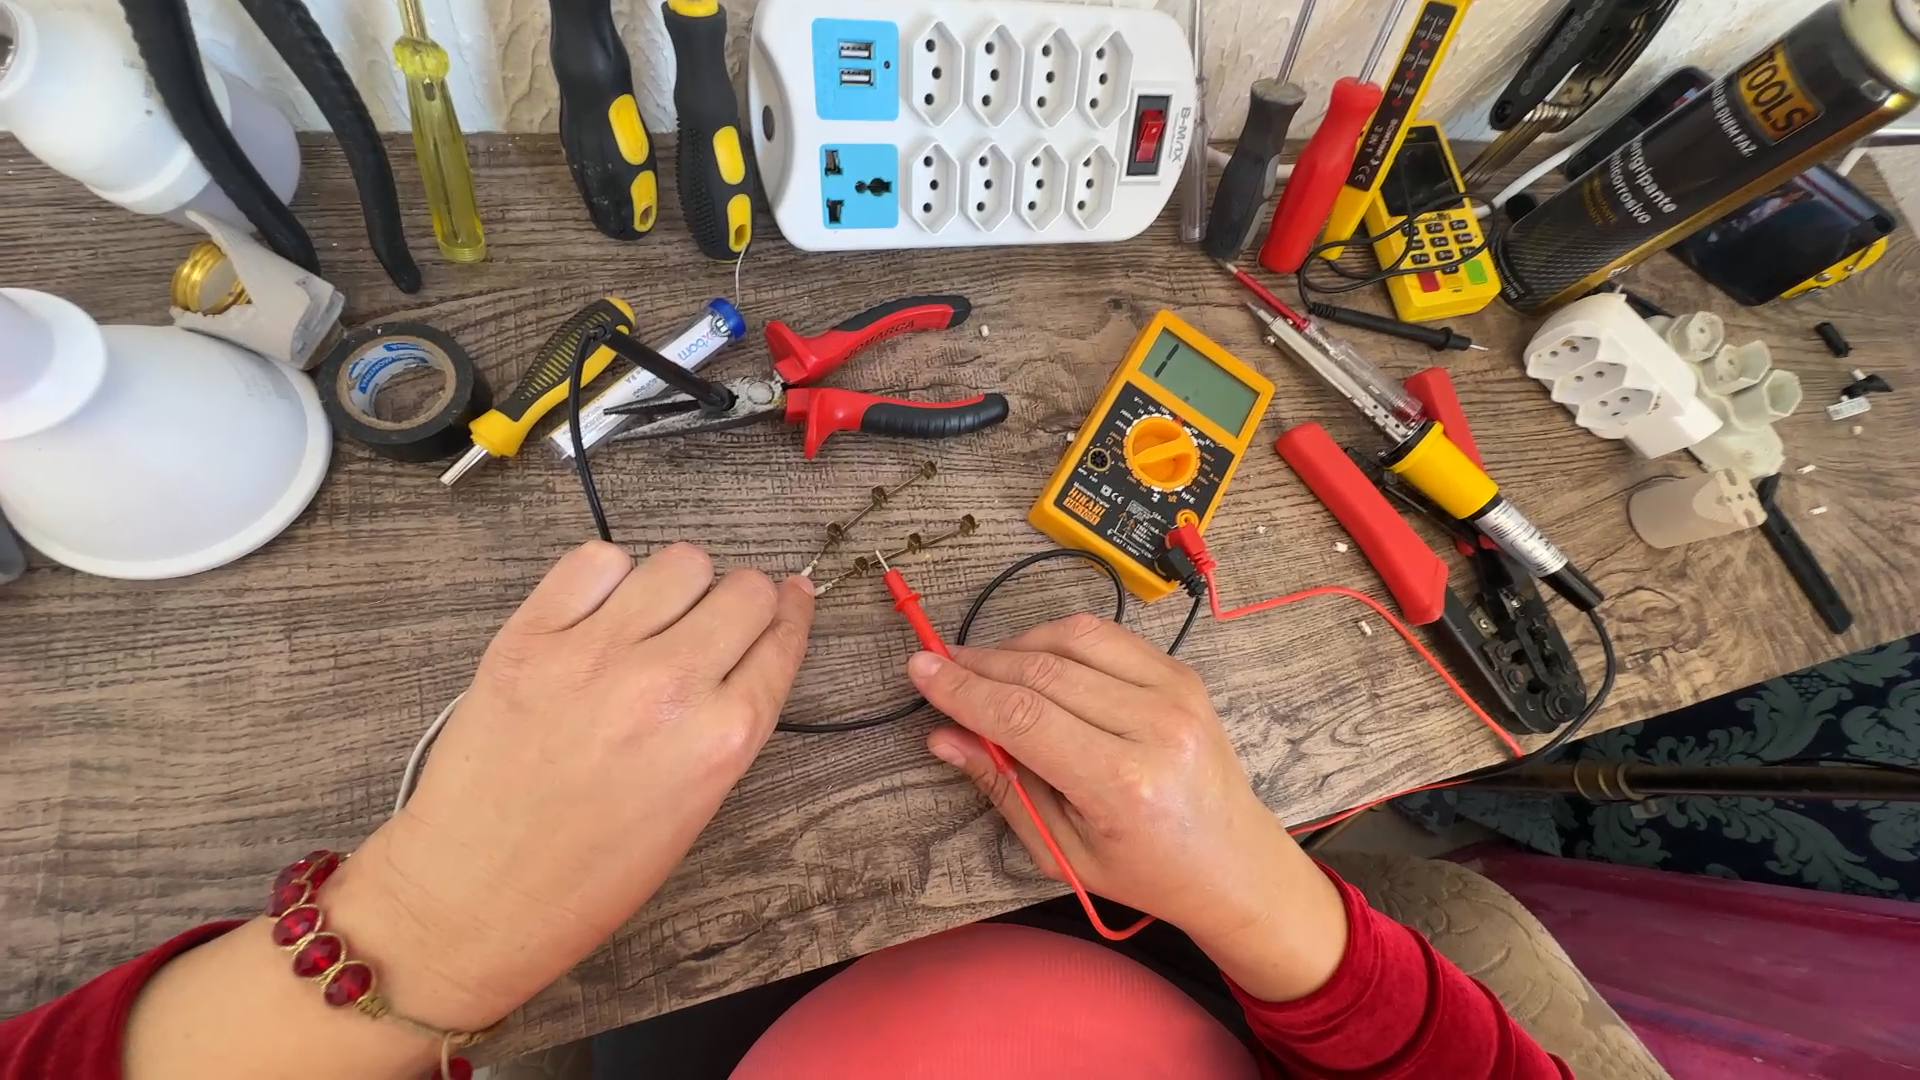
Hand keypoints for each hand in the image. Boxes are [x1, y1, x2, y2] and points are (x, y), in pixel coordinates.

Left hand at [328, 542, 813, 1028]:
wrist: (470, 903)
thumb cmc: (598, 870)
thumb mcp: (701, 799)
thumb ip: (736, 714)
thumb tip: (760, 641)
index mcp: (724, 736)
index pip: (784, 637)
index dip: (795, 611)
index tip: (794, 595)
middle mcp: (670, 685)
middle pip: (746, 589)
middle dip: (747, 599)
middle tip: (718, 623)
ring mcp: (596, 656)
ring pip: (682, 562)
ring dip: (684, 586)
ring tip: (658, 619)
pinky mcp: (527, 640)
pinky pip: (597, 560)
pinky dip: (611, 577)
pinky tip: (603, 613)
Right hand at [908, 615, 1347, 1001]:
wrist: (1237, 863)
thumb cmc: (1147, 871)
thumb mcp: (1063, 850)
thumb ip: (1002, 786)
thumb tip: (944, 736)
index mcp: (1123, 783)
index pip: (1023, 715)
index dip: (963, 689)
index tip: (920, 669)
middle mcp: (1154, 725)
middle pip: (1043, 671)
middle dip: (980, 663)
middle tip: (940, 665)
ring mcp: (1175, 690)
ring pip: (1072, 637)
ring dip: (1016, 645)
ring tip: (985, 667)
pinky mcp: (1182, 672)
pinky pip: (1105, 635)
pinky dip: (1058, 639)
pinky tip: (1035, 660)